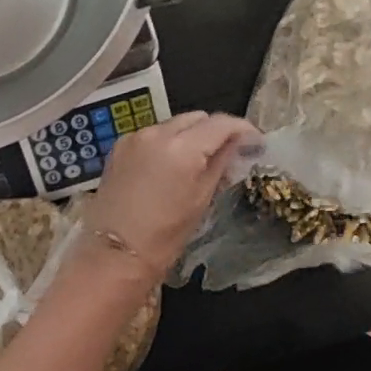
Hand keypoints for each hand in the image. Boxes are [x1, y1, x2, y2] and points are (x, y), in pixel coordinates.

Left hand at [77, 112, 261, 278]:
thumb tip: (238, 144)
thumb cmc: (165, 234)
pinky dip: (166, 143)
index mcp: (182, 148)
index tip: (255, 142)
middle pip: (197, 118)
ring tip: (197, 162)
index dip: (243, 129)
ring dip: (190, 136)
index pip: (222, 123)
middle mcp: (157, 133)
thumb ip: (221, 163)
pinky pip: (152, 135)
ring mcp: (135, 137)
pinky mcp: (119, 146)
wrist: (115, 252)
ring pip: (174, 124)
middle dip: (215, 131)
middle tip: (228, 153)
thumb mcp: (202, 199)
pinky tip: (169, 167)